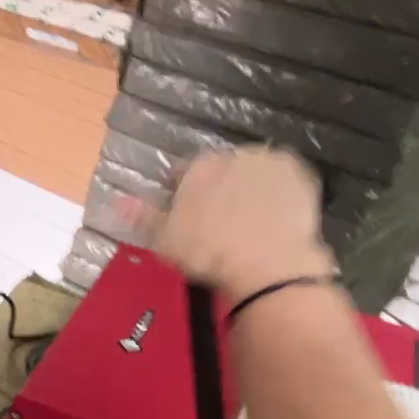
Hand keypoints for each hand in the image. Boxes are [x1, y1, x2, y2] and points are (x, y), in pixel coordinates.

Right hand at [150, 146, 335, 302]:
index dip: (183, 193)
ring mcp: (271, 163)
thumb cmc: (207, 251)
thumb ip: (142, 215)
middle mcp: (235, 155)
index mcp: (200, 167)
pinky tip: (270, 219)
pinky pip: (282, 182)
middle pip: (222, 169)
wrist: (266, 263)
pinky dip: (276, 195)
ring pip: (253, 173)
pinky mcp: (301, 176)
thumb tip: (116, 200)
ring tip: (245, 222)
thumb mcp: (164, 238)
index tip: (185, 216)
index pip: (185, 173)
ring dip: (248, 189)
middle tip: (216, 221)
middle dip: (218, 188)